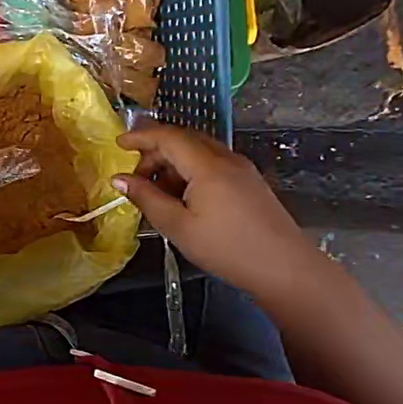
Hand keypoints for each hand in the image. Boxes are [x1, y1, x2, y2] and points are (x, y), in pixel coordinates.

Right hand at [113, 124, 318, 299]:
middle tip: (136, 178)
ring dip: (173, 164)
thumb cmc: (226, 248)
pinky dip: (191, 172)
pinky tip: (184, 199)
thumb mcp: (178, 226)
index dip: (141, 136)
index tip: (119, 144)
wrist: (283, 266)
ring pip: (199, 152)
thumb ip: (147, 198)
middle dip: (155, 152)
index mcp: (207, 165)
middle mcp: (226, 158)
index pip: (168, 137)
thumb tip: (119, 179)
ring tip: (157, 193)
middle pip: (184, 140)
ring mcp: (241, 168)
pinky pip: (213, 165)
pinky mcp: (249, 181)